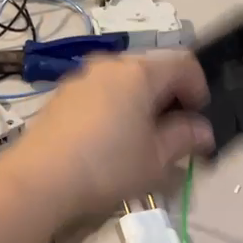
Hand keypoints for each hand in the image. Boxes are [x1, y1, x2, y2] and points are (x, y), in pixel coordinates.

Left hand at [9, 50, 213, 217]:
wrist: (40, 178)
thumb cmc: (108, 166)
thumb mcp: (156, 159)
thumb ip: (184, 138)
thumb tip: (201, 131)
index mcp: (140, 72)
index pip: (184, 63)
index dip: (199, 88)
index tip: (198, 118)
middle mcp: (110, 65)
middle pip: (151, 69)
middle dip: (168, 96)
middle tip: (172, 131)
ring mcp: (82, 77)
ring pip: (123, 82)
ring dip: (139, 102)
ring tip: (139, 138)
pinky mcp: (61, 96)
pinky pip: (99, 93)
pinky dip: (113, 108)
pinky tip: (108, 140)